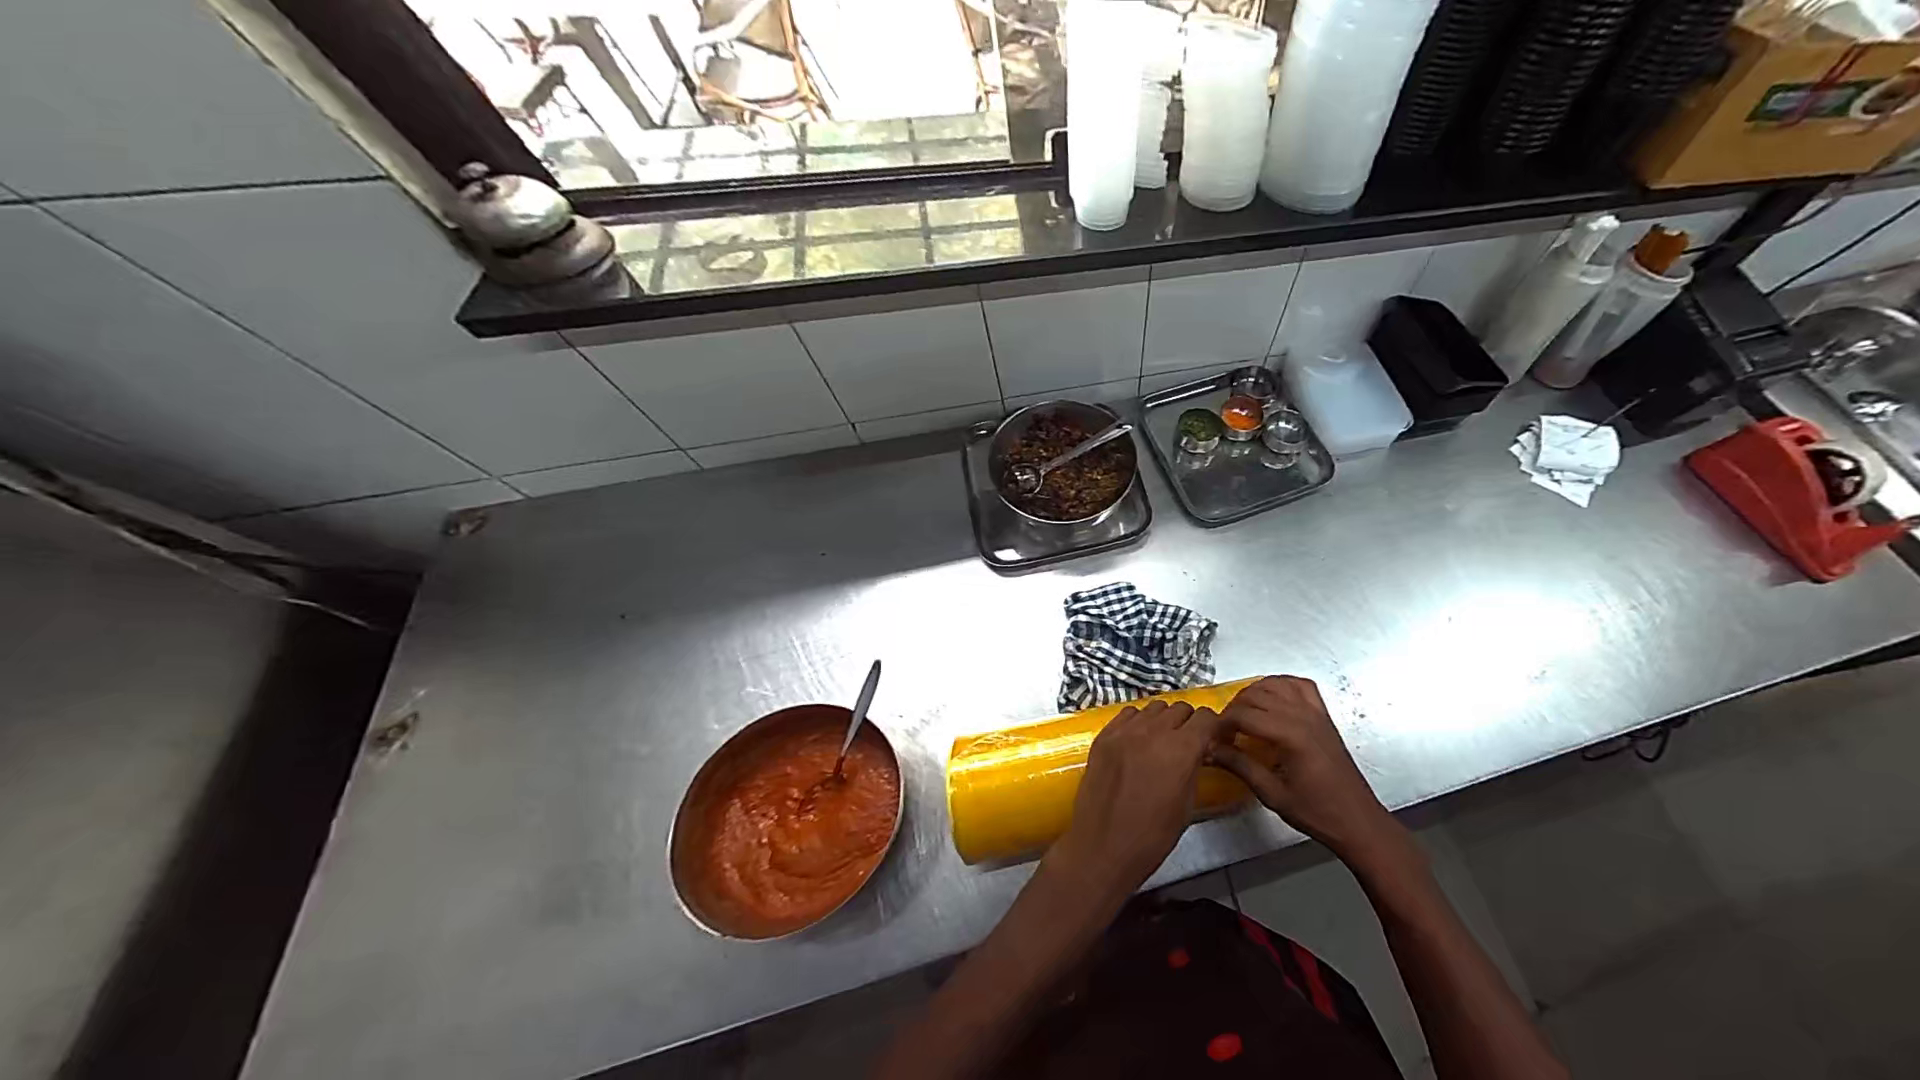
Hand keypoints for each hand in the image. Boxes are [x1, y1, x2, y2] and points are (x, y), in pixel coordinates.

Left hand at [1046, 700, 1227, 901]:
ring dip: (1163, 720)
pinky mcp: (1103, 736)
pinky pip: (1127, 715)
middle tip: (1189, 743)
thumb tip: (1199, 751)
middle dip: (1189, 723)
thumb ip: (1194, 768)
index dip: (1212, 727)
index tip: (1212, 739)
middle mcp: (1152, 732)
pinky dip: (1138, 722)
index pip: (1205, 717)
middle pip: (1179, 708)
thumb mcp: (1187, 803)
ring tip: (1162, 742)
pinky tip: (1137, 742)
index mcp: (1180, 749)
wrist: (1103, 845)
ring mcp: (1124, 731)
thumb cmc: (1152, 835)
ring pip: (1153, 708)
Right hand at [1208, 676, 1401, 863]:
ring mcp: (1316, 714)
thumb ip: (1239, 765)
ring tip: (1243, 713)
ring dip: (1254, 693)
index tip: (1213, 739)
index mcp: (1291, 736)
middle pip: (1256, 695)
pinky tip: (1271, 699)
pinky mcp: (1324, 717)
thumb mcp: (1271, 793)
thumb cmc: (1317, 812)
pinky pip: (1301, 686)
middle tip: (1224, 730)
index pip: (1243, 715)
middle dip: (1233, 709)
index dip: (1222, 724)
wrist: (1358, 821)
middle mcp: (1304, 717)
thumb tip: (1209, 749)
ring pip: (1276, 684)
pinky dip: (1281, 685)